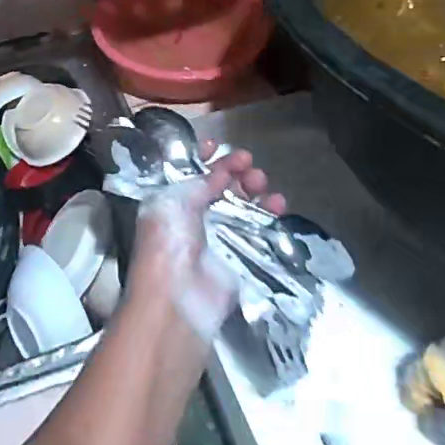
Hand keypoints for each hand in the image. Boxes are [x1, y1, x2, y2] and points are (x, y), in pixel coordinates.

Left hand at [125, 143, 284, 337]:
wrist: (178, 300)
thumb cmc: (167, 244)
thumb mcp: (174, 203)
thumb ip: (198, 184)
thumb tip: (220, 170)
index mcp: (168, 200)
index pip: (186, 172)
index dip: (202, 157)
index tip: (218, 144)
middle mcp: (190, 215)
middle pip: (216, 186)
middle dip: (232, 170)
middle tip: (249, 162)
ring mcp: (215, 236)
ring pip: (239, 204)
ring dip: (252, 188)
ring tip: (262, 180)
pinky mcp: (238, 257)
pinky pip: (256, 230)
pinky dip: (268, 214)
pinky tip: (278, 203)